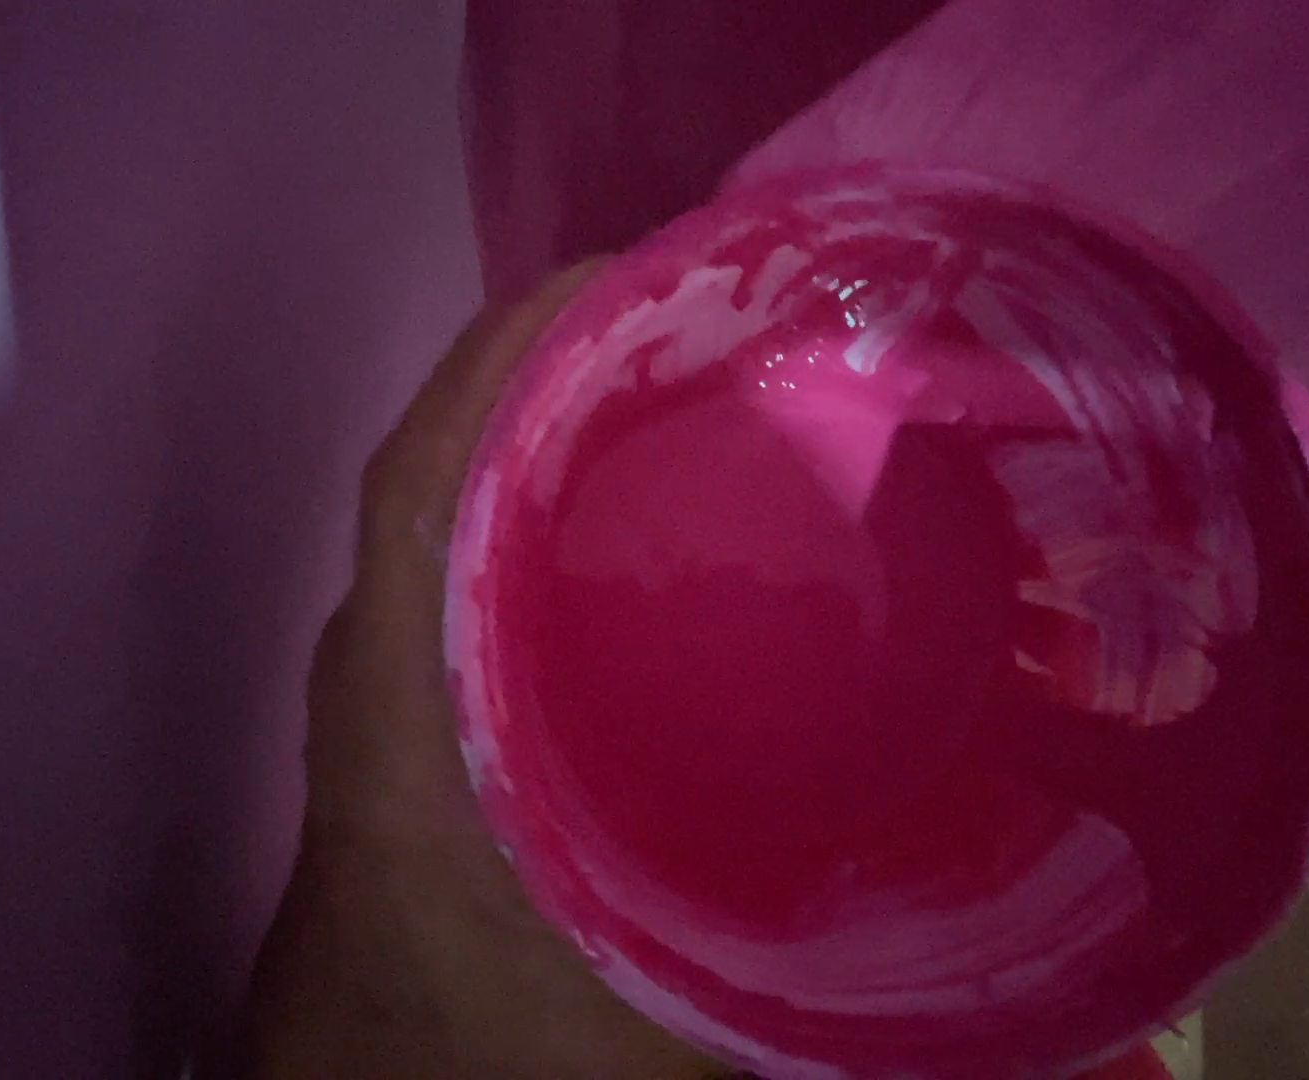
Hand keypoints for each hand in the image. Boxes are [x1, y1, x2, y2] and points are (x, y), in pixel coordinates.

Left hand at [234, 261, 731, 1079]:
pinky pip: (480, 571)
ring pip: (466, 513)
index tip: (616, 276)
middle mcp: (387, 657)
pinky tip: (636, 530)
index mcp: (404, 696)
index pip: (423, 470)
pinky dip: (543, 520)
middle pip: (451, 466)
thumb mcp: (640, 1012)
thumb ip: (773, 947)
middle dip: (555, 376)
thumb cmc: (481, 1053)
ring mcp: (399, 677)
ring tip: (679, 396)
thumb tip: (921, 882)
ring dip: (553, 440)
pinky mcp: (425, 708)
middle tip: (696, 333)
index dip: (505, 352)